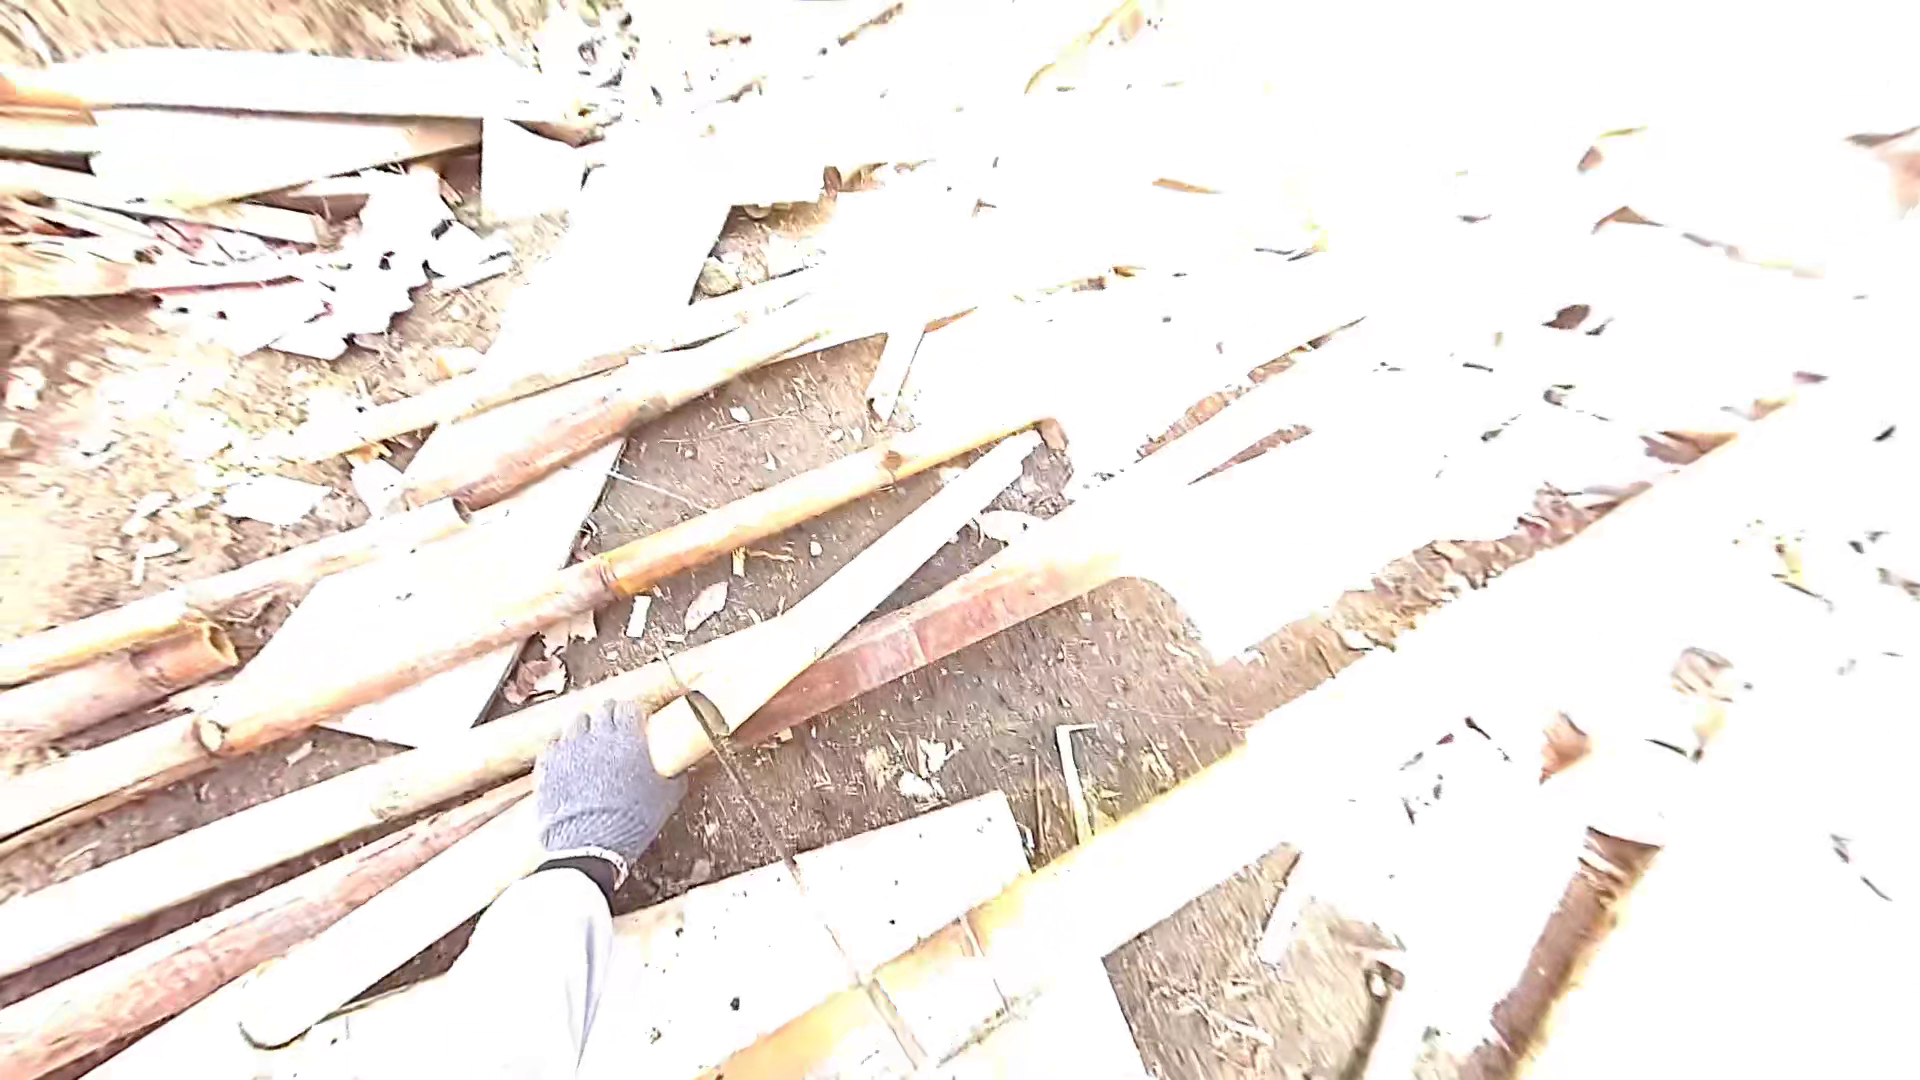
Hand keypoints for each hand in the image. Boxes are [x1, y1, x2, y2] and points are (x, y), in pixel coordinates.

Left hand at [534, 699, 685, 886]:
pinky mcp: (548, 768)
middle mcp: (598, 737)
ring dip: (586, 725)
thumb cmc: (634, 818)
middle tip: (615, 725)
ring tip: (590, 737)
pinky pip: (552, 745)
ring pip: (576, 721)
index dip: (633, 711)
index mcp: (628, 738)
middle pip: (603, 709)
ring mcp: (569, 750)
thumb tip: (681, 766)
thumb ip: (674, 772)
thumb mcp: (667, 794)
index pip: (629, 708)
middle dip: (610, 713)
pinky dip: (562, 746)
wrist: (590, 846)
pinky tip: (568, 755)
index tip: (637, 720)